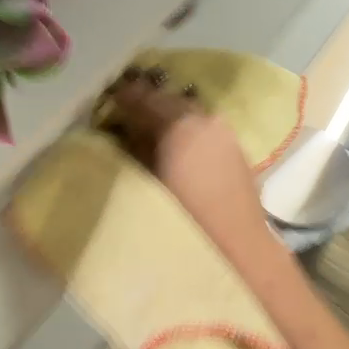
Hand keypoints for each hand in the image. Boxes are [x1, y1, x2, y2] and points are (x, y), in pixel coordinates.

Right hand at [105, 68, 269, 253]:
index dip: (125, 97)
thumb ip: (131, 153)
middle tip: (127, 115)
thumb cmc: (180, 219)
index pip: (146, 99)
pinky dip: (190, 137)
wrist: (237, 251)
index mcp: (179, 124)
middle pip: (172, 104)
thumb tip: (122, 135)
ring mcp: (227, 136)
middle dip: (150, 107)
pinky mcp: (240, 155)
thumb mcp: (142, 185)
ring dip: (172, 122)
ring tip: (151, 135)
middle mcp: (206, 120)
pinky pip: (208, 135)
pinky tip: (179, 153)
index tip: (108, 98)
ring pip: (193, 118)